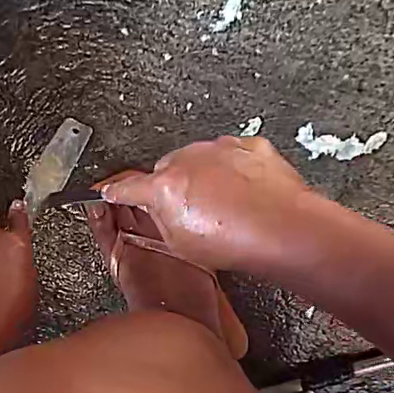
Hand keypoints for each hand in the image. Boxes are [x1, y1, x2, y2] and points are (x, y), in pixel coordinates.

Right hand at [96, 136, 328, 272]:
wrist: (285, 229)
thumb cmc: (238, 241)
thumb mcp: (180, 245)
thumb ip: (158, 222)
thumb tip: (154, 213)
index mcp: (165, 186)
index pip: (126, 186)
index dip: (114, 191)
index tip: (108, 190)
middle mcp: (188, 159)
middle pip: (166, 170)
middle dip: (174, 188)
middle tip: (192, 213)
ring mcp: (220, 150)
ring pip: (200, 160)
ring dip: (205, 178)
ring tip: (226, 208)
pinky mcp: (248, 147)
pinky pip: (232, 156)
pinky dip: (234, 172)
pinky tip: (245, 195)